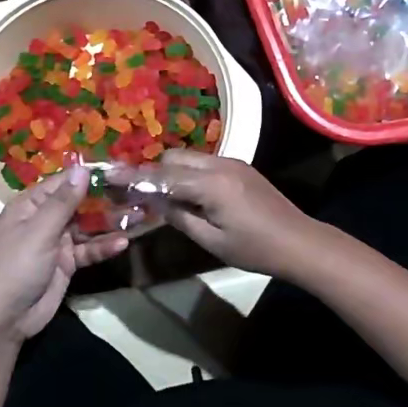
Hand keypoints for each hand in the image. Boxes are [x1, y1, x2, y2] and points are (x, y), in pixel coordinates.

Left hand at [0, 166, 128, 340]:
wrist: (3, 319)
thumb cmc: (16, 267)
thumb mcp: (39, 231)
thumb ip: (63, 201)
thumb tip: (82, 168)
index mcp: (31, 205)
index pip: (64, 183)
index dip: (90, 176)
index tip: (120, 170)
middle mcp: (44, 219)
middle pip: (79, 203)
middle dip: (105, 199)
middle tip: (137, 191)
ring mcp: (56, 242)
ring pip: (88, 227)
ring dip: (110, 223)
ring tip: (139, 216)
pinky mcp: (67, 263)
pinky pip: (88, 250)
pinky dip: (104, 246)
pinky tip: (123, 243)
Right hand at [140, 151, 323, 277]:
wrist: (299, 241)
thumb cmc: (255, 249)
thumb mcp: (211, 240)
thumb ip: (179, 217)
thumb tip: (153, 202)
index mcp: (210, 183)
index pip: (162, 176)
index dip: (133, 177)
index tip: (108, 176)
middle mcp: (219, 164)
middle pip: (173, 158)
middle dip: (153, 172)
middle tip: (137, 194)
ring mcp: (232, 163)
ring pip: (189, 157)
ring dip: (172, 172)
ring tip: (161, 197)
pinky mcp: (240, 167)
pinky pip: (205, 162)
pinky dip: (189, 173)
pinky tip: (188, 195)